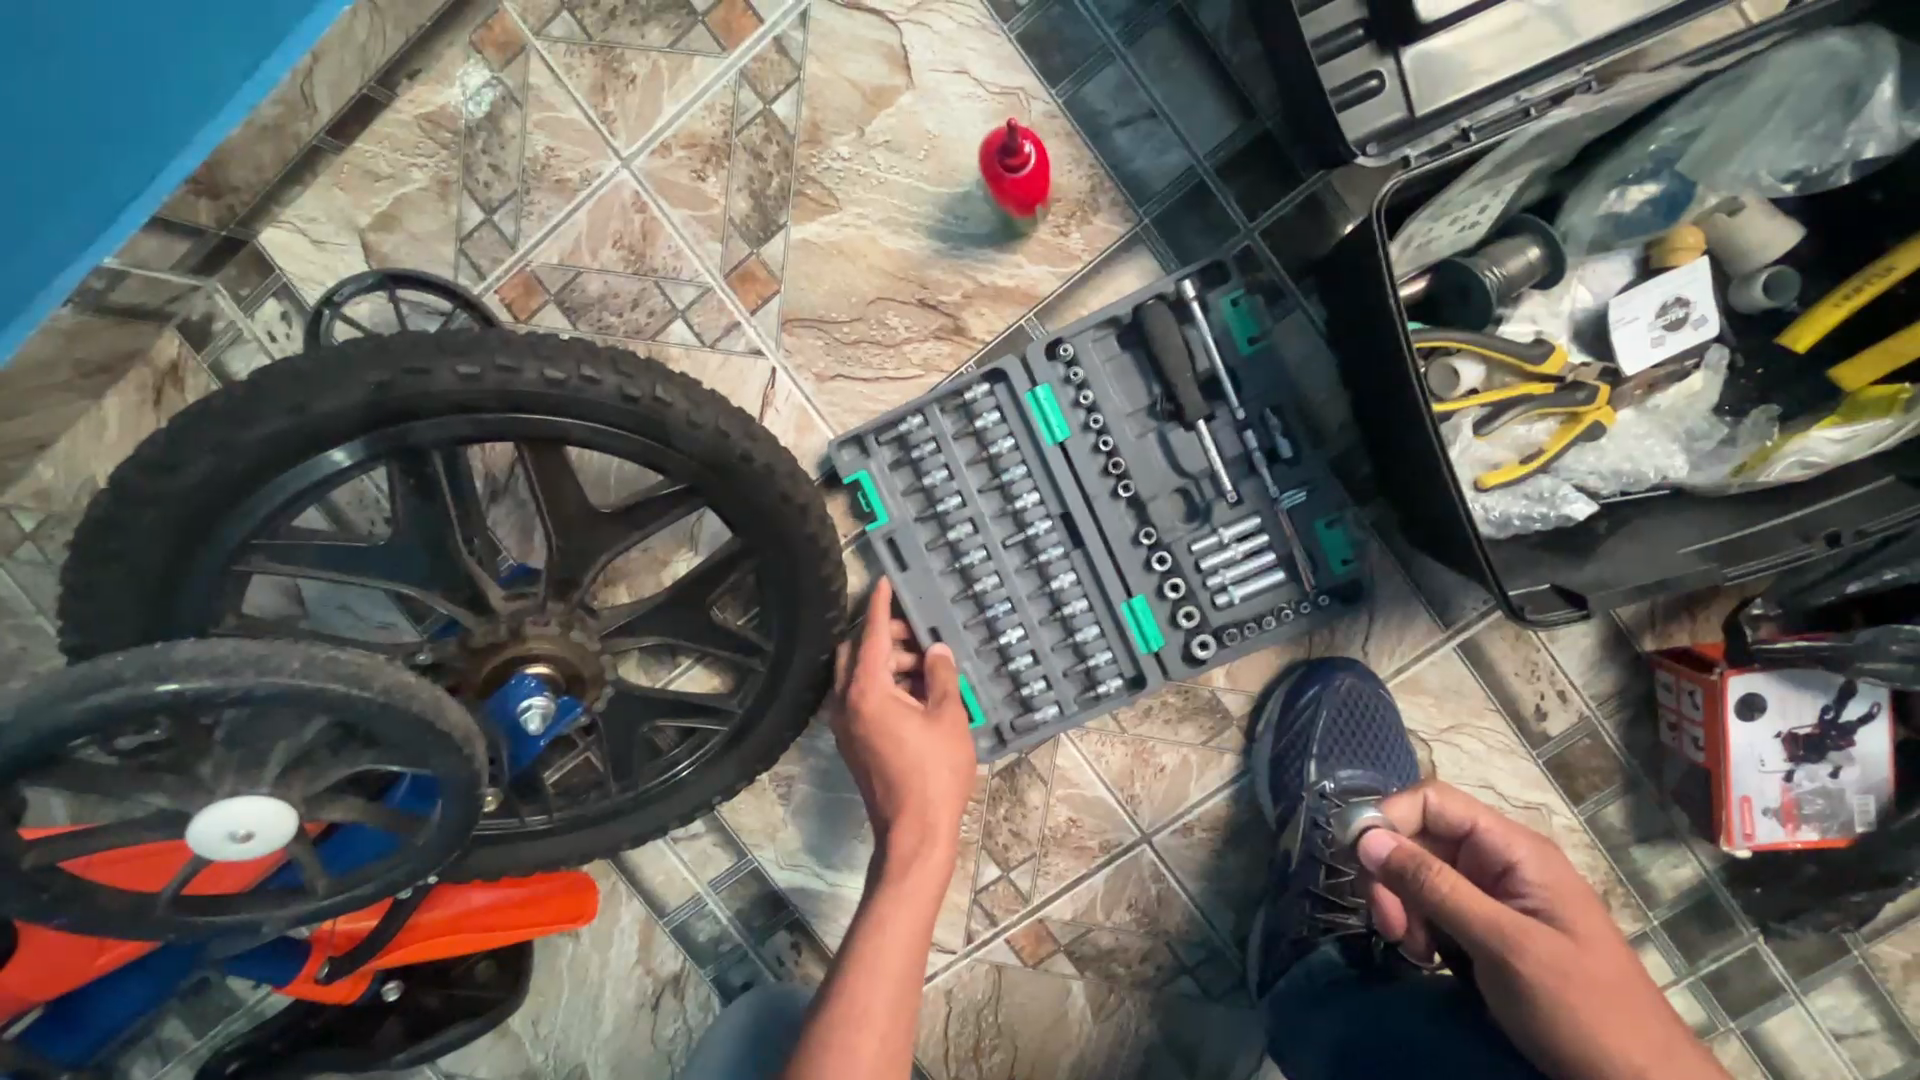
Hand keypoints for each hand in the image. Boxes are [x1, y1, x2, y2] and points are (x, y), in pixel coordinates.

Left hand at [831, 578, 977, 864]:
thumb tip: (936, 649)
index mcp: (866, 691)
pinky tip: (917, 692)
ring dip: (889, 663)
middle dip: (886, 636)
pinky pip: (861, 698)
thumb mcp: (947, 717)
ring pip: (859, 675)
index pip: (871, 635)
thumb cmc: (935, 773)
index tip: (884, 581)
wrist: (914, 832)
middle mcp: (845, 703)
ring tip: (929, 667)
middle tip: (921, 634)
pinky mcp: (852, 741)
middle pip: (857, 652)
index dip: (880, 606)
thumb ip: (940, 675)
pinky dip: (884, 686)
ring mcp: (845, 724)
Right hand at [1356, 781, 1726, 1079]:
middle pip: (1419, 837)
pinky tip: (1426, 957)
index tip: (1360, 862)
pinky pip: (1434, 905)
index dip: (1389, 819)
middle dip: (1391, 875)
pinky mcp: (1487, 927)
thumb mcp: (1503, 945)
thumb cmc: (1583, 1010)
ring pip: (1419, 873)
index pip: (1433, 801)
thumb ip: (1434, 886)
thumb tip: (1365, 837)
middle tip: (1389, 926)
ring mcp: (1494, 895)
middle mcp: (1500, 861)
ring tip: (1413, 949)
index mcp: (1514, 850)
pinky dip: (1418, 926)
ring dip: (1402, 905)